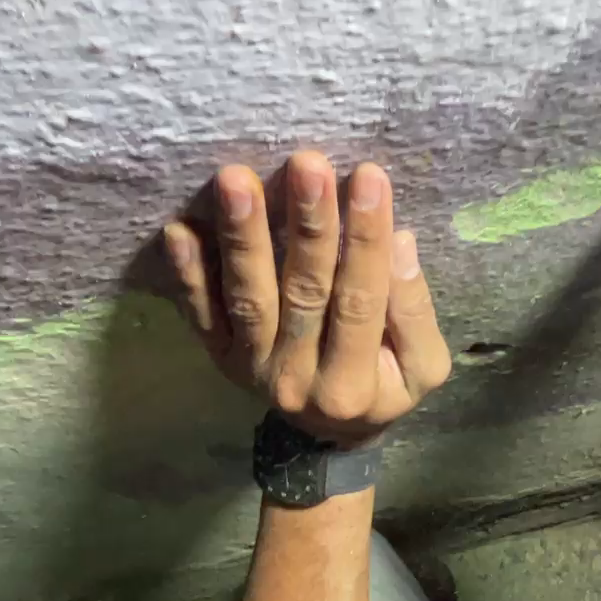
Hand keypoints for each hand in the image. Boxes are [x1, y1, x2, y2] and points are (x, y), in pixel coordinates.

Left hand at [161, 151, 451, 445]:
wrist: (326, 435)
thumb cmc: (383, 389)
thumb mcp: (421, 369)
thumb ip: (415, 314)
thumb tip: (400, 244)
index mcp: (353, 383)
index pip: (361, 302)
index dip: (366, 241)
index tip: (369, 178)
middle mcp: (297, 379)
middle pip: (303, 293)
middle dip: (307, 227)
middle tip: (306, 165)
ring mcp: (252, 367)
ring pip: (249, 299)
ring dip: (243, 238)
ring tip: (237, 182)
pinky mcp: (221, 355)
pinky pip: (202, 315)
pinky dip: (189, 274)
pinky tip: (179, 231)